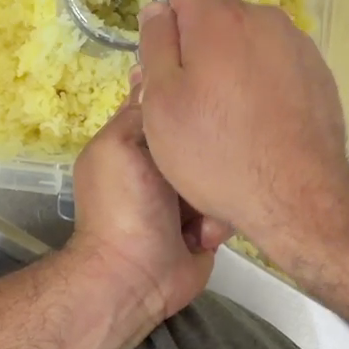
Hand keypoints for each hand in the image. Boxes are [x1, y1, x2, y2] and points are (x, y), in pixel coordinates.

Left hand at [61, 71, 229, 335]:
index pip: (165, 103)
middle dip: (209, 146)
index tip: (212, 78)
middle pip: (202, 136)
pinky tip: (202, 234)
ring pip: (220, 172)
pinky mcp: (208, 224)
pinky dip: (218, 221)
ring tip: (197, 210)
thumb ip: (141, 111)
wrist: (135, 274)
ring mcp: (187, 195)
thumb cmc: (123, 204)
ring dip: (214, 190)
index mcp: (134, 139)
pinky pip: (228, 207)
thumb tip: (150, 74)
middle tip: (215, 153)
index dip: (185, 93)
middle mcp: (162, 163)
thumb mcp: (120, 144)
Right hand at [136, 0, 348, 251]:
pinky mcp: (320, 76)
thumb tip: (157, 9)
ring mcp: (299, 47)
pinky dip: (262, 86)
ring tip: (226, 122)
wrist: (299, 198)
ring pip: (249, 42)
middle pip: (219, 15)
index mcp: (221, 19)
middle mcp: (265, 20)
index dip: (169, 19)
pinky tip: (258, 128)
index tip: (167, 62)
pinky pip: (277, 67)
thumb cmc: (215, 152)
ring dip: (232, 67)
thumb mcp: (161, 104)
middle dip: (200, 45)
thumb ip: (156, 45)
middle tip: (189, 102)